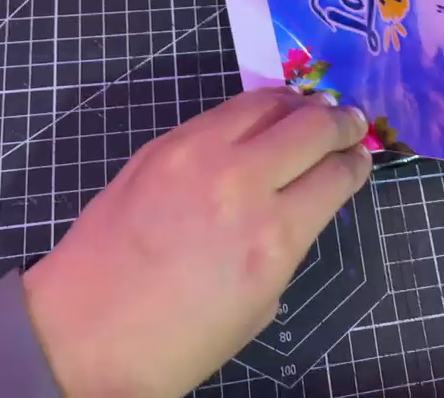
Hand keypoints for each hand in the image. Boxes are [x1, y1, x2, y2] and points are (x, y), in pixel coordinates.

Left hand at [22, 87, 372, 397]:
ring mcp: (198, 152)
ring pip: (266, 101)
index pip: (334, 175)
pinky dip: (253, 110)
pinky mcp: (165, 141)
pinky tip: (259, 120)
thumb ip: (286, 243)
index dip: (356, 163)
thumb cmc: (175, 342)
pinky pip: (223, 111)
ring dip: (299, 103)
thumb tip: (302, 199)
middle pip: (311, 125)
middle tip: (351, 121)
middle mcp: (241, 181)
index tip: (361, 157)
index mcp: (271, 237)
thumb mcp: (256, 306)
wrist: (82, 332)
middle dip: (340, 121)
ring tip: (311, 108)